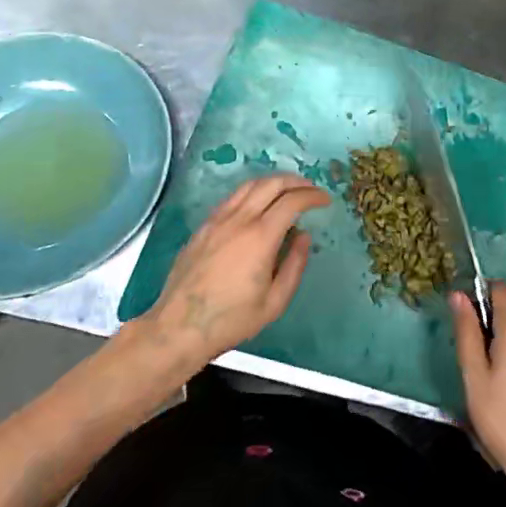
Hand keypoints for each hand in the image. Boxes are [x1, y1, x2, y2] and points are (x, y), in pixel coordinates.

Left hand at [138, 174, 328, 368]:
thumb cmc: (232, 319)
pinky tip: (257, 204)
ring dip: (272, 182)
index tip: (325, 200)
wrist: (181, 325)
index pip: (291, 201)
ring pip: (248, 185)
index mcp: (260, 237)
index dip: (312, 196)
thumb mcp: (274, 302)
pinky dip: (251, 192)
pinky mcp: (204, 225)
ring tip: (287, 190)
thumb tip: (303, 237)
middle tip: (310, 189)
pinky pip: (232, 198)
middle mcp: (239, 219)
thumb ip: (294, 265)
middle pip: (270, 184)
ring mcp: (217, 220)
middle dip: (295, 181)